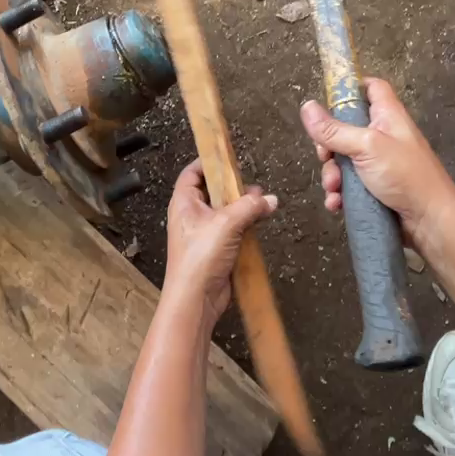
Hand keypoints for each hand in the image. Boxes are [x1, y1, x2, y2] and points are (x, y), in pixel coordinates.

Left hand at [163, 159, 275, 326]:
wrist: (196, 298)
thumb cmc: (200, 256)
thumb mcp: (226, 223)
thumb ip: (250, 207)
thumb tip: (270, 199)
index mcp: (184, 202)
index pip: (192, 173)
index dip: (207, 163)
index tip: (227, 157)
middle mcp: (192, 215)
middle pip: (212, 191)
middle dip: (232, 186)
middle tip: (251, 182)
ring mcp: (204, 232)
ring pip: (225, 211)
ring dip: (242, 206)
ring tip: (261, 201)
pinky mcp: (216, 248)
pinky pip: (232, 230)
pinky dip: (245, 224)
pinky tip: (260, 221)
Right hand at [300, 78, 454, 257]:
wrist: (431, 222)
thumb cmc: (405, 175)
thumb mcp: (366, 146)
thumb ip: (334, 129)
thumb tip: (306, 107)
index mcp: (387, 115)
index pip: (371, 87)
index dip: (351, 87)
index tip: (328, 100)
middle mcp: (383, 135)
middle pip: (346, 127)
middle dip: (329, 145)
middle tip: (325, 157)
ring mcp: (379, 162)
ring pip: (344, 159)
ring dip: (333, 174)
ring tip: (334, 189)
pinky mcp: (376, 186)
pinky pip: (350, 183)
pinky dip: (340, 192)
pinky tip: (337, 203)